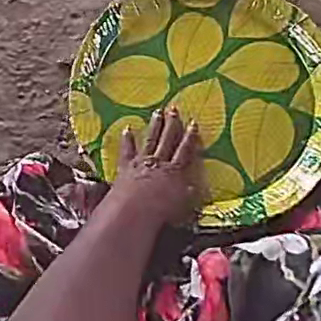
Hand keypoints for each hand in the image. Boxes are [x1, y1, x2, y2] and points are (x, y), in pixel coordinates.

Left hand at [112, 108, 202, 225]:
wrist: (134, 210)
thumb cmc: (161, 212)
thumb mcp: (183, 206)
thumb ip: (189, 195)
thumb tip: (195, 187)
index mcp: (175, 171)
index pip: (185, 150)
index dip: (190, 137)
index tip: (193, 122)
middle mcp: (159, 162)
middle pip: (167, 139)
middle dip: (172, 124)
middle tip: (174, 108)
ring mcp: (141, 162)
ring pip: (150, 140)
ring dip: (154, 126)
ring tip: (157, 112)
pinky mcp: (126, 167)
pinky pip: (127, 150)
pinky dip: (127, 139)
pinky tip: (127, 128)